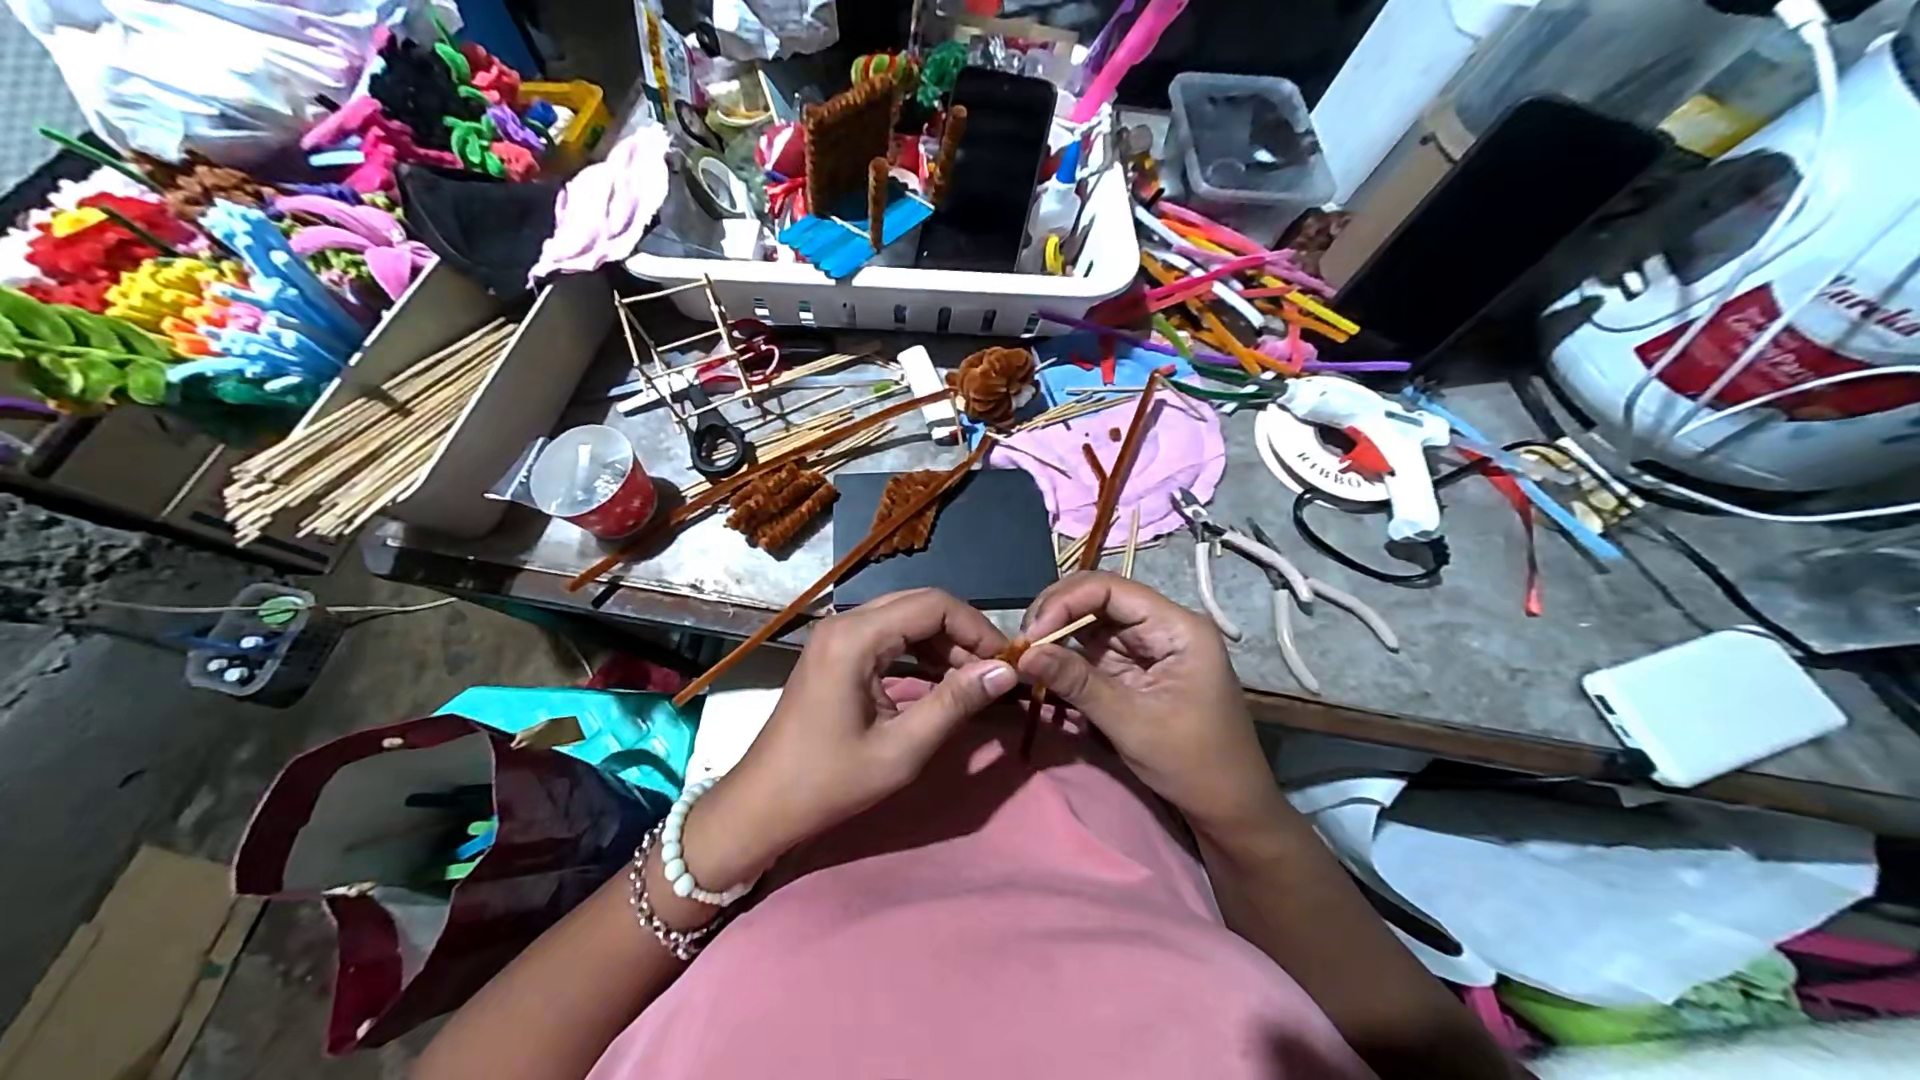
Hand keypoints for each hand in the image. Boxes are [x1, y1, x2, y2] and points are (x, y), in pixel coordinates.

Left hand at [680, 588, 1015, 891]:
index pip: (933, 605)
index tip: (1005, 661)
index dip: (976, 627)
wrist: (764, 803)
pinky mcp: (836, 651)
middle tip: (994, 670)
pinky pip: (889, 634)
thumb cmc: (830, 781)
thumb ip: (954, 703)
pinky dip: (920, 650)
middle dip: (963, 632)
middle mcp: (845, 622)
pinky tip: (941, 678)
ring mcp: (837, 634)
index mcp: (856, 638)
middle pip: (920, 604)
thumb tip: (1006, 671)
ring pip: (906, 616)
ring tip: (973, 678)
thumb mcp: (901, 749)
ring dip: (943, 641)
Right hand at [1015, 571, 1287, 842]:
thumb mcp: (1131, 722)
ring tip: (1026, 652)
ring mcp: (1149, 645)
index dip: (1065, 602)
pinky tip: (1043, 663)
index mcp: (1177, 627)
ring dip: (1057, 632)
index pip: (1110, 589)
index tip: (1032, 634)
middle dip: (1056, 613)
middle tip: (1023, 643)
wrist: (1228, 807)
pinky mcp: (1136, 666)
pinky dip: (1067, 654)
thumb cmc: (1192, 764)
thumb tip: (1024, 654)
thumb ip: (1077, 682)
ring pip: (1092, 621)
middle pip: (1099, 598)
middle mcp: (1163, 625)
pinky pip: (1095, 647)